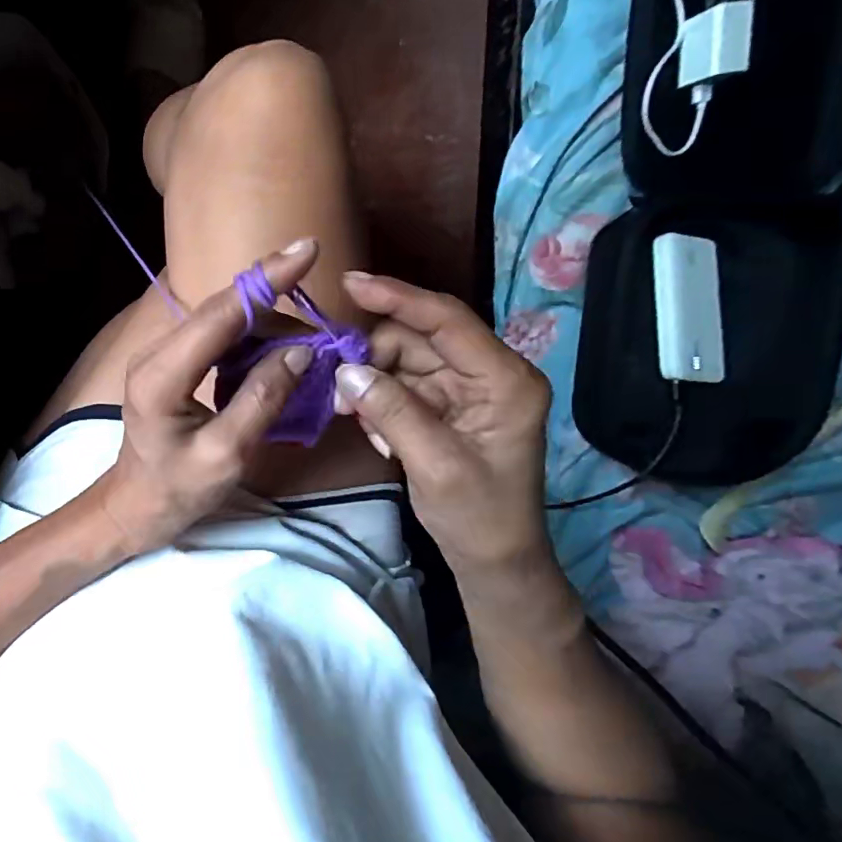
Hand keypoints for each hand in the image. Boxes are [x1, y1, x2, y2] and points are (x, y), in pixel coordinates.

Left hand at [96, 239, 321, 553]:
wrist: (136, 503)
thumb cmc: (177, 489)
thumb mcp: (226, 455)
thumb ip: (261, 400)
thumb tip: (300, 352)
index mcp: (161, 376)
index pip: (220, 315)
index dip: (265, 281)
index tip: (307, 249)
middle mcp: (155, 353)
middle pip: (222, 312)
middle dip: (275, 308)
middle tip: (323, 329)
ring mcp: (160, 355)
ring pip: (222, 323)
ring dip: (266, 329)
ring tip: (307, 352)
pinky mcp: (171, 362)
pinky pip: (217, 339)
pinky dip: (251, 343)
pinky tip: (278, 358)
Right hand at [332, 272, 552, 571]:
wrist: (493, 558)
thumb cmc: (478, 515)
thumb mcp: (435, 464)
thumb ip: (392, 411)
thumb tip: (346, 370)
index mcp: (504, 379)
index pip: (446, 320)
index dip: (397, 297)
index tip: (350, 283)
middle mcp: (486, 373)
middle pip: (416, 337)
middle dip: (372, 356)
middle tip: (336, 388)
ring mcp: (463, 389)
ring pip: (401, 360)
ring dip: (370, 382)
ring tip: (354, 418)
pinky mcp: (444, 405)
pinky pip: (399, 384)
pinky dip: (378, 402)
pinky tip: (377, 435)